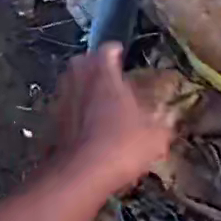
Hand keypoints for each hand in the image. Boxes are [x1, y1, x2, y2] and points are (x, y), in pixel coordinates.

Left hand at [50, 43, 175, 193]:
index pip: (107, 49)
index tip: (122, 54)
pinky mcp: (51, 115)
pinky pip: (64, 101)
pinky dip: (73, 104)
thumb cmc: (121, 146)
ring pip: (71, 79)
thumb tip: (170, 119)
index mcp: (103, 73)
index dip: (115, 50)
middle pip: (84, 60)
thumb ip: (162, 123)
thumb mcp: (154, 137)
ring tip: (98, 97)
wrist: (80, 171)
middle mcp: (78, 77)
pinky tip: (84, 120)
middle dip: (95, 64)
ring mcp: (62, 95)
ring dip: (82, 83)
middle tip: (109, 75)